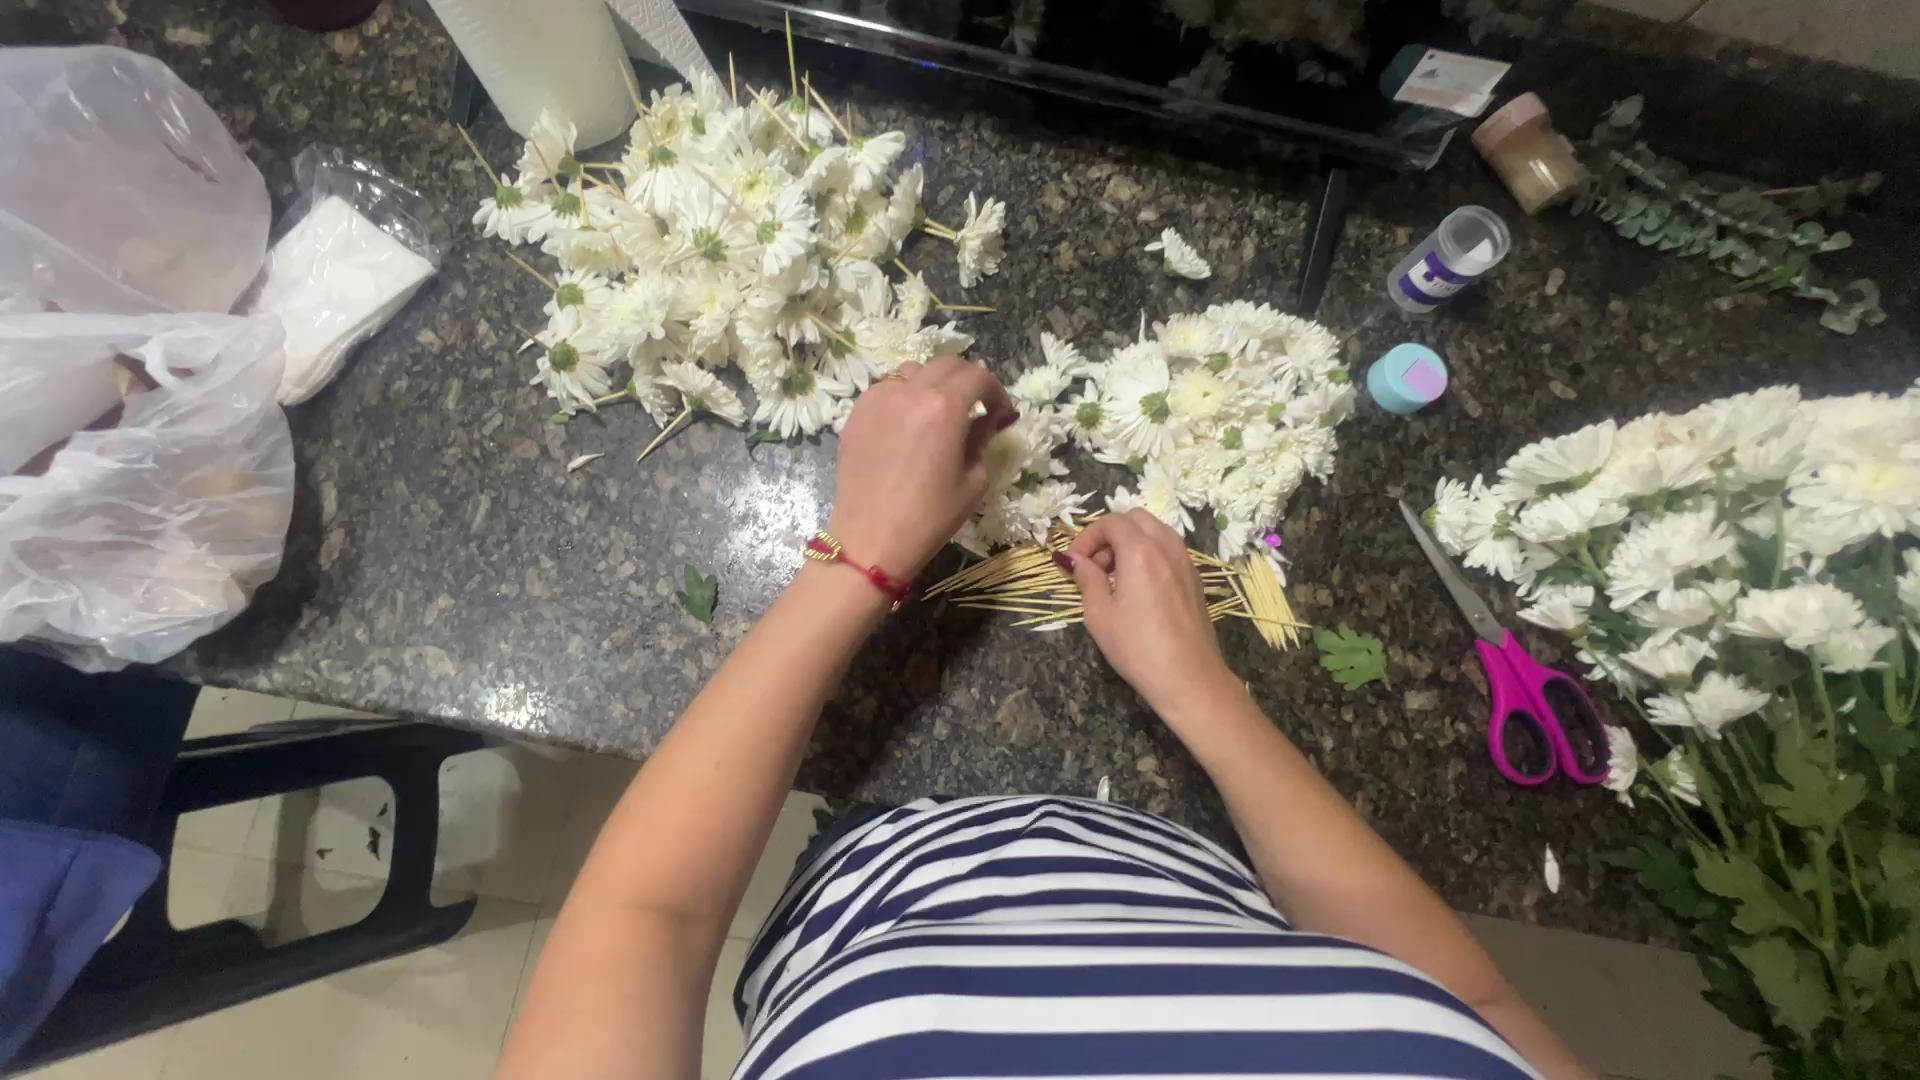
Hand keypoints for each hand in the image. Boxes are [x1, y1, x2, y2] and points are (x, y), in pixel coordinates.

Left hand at [828, 357, 1016, 578]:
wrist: (870, 541)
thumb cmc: (929, 519)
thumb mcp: (972, 482)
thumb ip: (982, 440)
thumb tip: (988, 420)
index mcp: (944, 408)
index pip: (978, 376)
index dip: (995, 391)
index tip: (1000, 413)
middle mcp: (909, 393)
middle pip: (946, 365)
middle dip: (967, 381)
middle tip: (975, 407)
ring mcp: (877, 400)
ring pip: (912, 371)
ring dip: (933, 383)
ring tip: (938, 412)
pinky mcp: (856, 414)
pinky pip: (885, 389)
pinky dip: (903, 396)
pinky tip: (907, 425)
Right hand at [1064, 510, 1239, 718]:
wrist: (1188, 677)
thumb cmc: (1137, 648)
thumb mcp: (1099, 614)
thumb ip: (1086, 578)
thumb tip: (1073, 559)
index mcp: (1140, 552)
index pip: (1111, 522)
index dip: (1087, 537)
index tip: (1074, 561)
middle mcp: (1167, 548)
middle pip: (1135, 519)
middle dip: (1110, 534)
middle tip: (1094, 566)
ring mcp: (1186, 562)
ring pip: (1155, 531)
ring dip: (1131, 542)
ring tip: (1114, 576)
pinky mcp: (1195, 578)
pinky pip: (1168, 549)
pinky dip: (1149, 554)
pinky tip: (1137, 587)